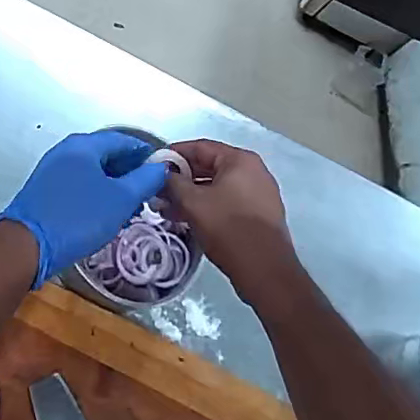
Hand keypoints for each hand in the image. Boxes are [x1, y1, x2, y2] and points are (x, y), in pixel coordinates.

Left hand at [0, 131, 168, 287]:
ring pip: (92, 170)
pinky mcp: (46, 188)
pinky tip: (106, 212)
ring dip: (114, 184)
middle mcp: (67, 150)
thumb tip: (160, 168)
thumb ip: (144, 181)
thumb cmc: (77, 217)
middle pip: (106, 153)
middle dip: (129, 171)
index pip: (122, 139)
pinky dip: (97, 192)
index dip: (144, 153)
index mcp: (84, 145)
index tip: (160, 169)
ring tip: (130, 206)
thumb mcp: (119, 199)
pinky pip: (79, 182)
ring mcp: (54, 168)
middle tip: (148, 191)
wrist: (27, 243)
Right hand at [163, 140, 298, 302]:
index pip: (200, 147)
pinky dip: (206, 208)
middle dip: (181, 179)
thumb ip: (172, 182)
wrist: (266, 272)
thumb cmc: (228, 227)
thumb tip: (162, 175)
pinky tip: (186, 220)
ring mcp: (259, 195)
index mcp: (240, 160)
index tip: (154, 165)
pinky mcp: (259, 217)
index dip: (173, 154)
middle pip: (208, 167)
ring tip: (167, 210)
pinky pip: (226, 203)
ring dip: (190, 196)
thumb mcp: (192, 201)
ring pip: (216, 188)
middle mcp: (253, 172)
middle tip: (158, 190)